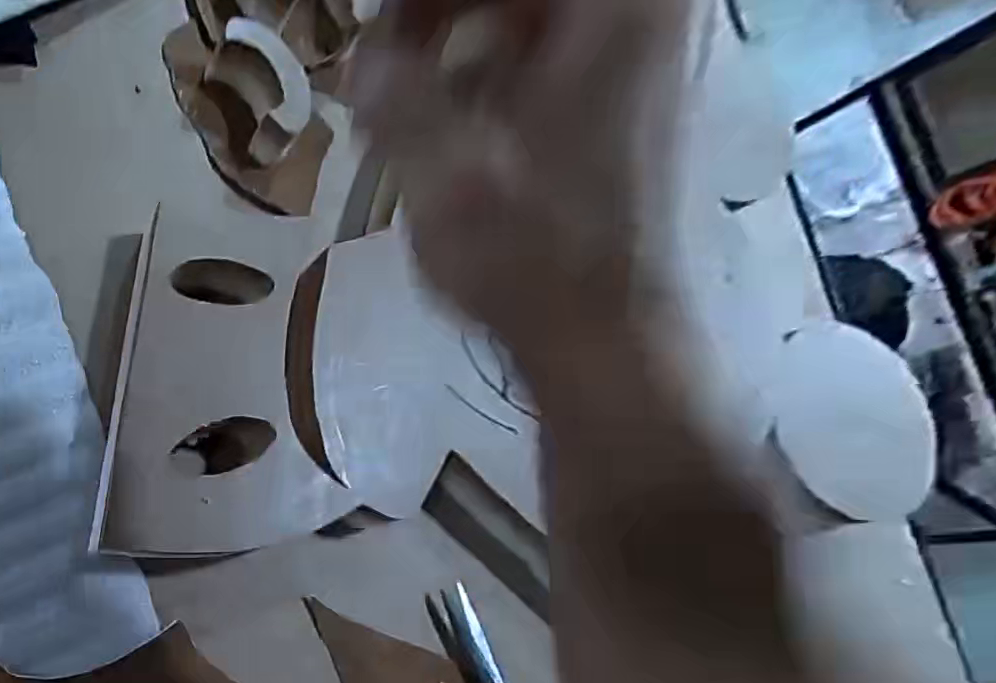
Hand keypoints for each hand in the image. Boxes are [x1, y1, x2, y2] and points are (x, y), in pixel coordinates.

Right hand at [345, 0, 693, 361]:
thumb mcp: (448, 180)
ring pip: (521, 21)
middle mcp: (635, 13)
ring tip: (387, 99)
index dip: (419, 5)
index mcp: (612, 5)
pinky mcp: (610, 107)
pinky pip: (533, 64)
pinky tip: (433, 128)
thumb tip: (360, 60)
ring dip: (446, 46)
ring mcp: (630, 59)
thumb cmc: (532, 260)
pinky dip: (475, 82)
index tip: (372, 32)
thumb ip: (397, 106)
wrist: (603, 336)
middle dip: (430, 19)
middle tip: (371, 63)